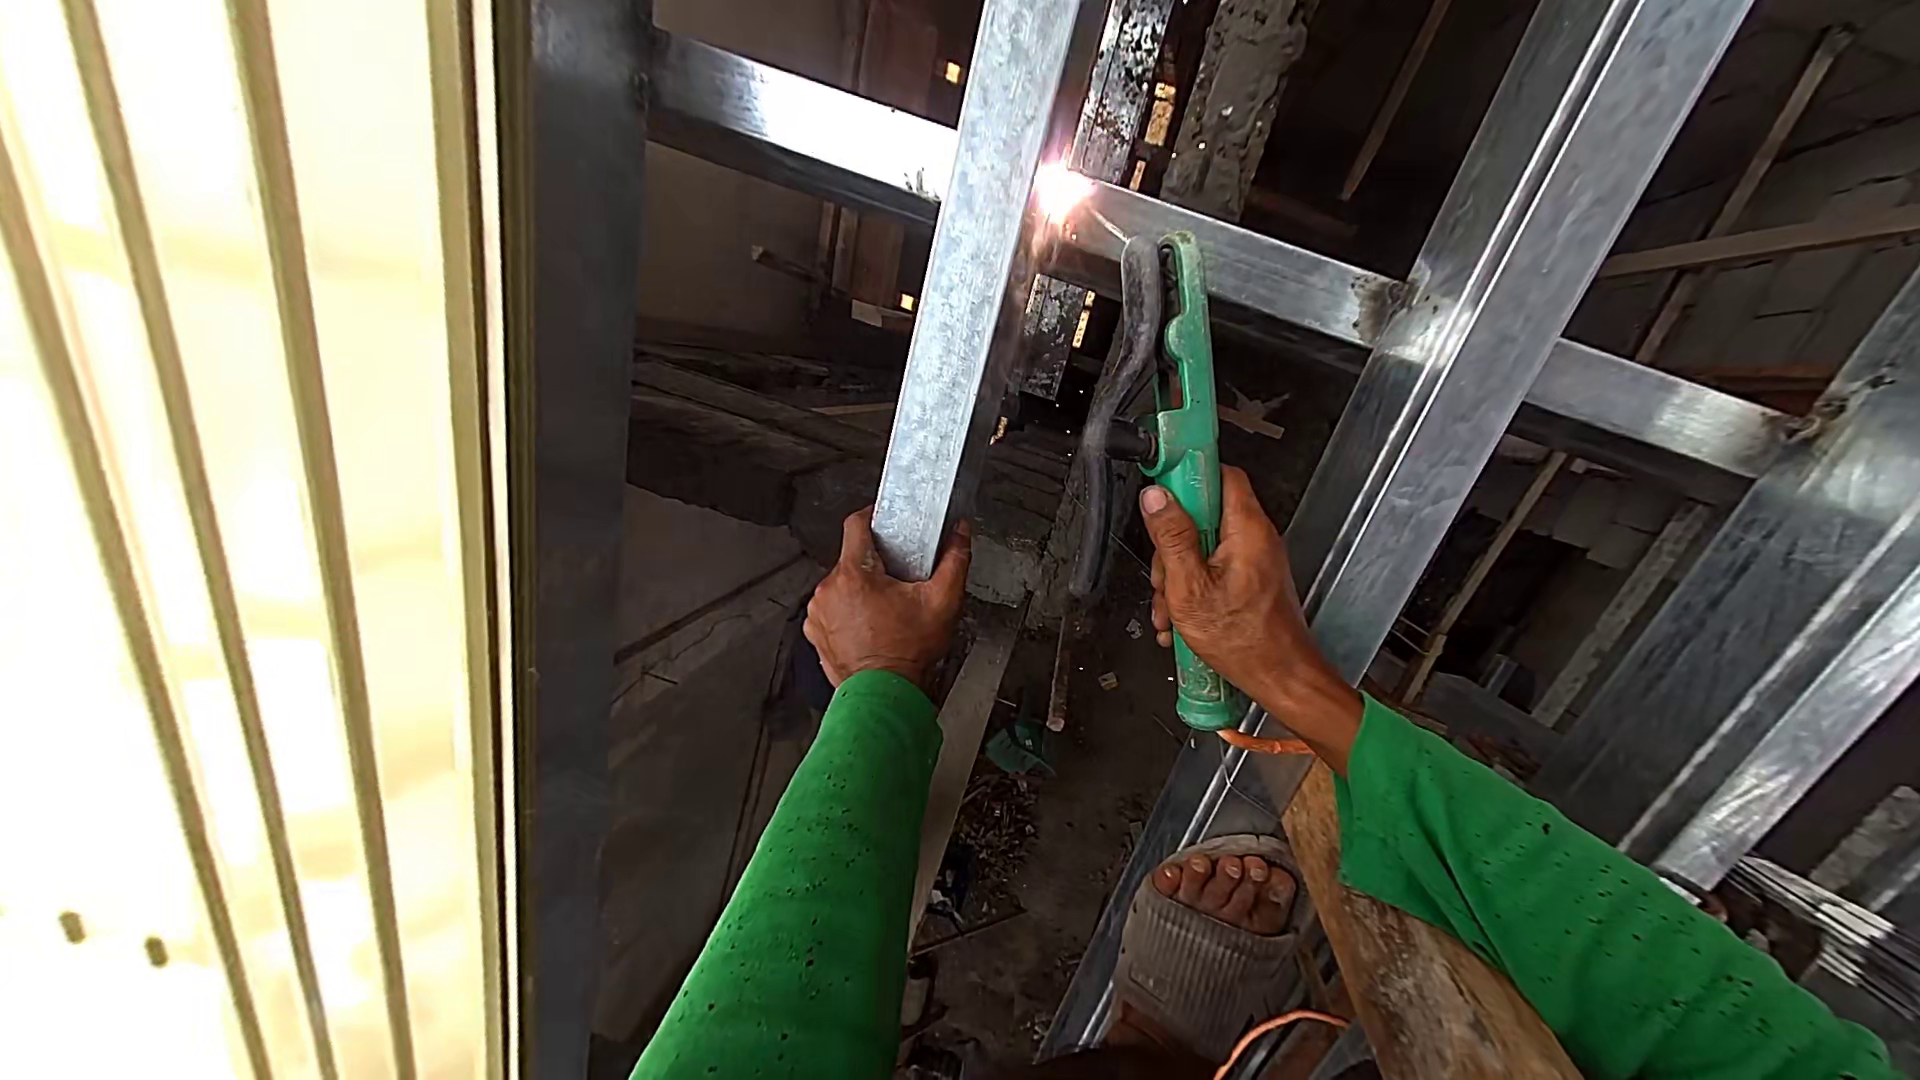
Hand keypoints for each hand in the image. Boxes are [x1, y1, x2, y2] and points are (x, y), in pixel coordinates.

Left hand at [803, 508, 971, 691]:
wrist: (886, 695)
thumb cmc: (907, 654)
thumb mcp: (943, 601)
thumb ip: (954, 560)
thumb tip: (959, 534)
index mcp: (855, 574)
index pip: (855, 524)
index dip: (871, 515)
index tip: (882, 519)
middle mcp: (829, 590)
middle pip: (852, 559)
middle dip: (875, 565)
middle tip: (897, 582)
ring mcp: (819, 613)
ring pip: (842, 585)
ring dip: (860, 590)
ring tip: (885, 609)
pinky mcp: (816, 632)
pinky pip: (832, 609)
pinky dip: (848, 613)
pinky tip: (870, 626)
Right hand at [1140, 466, 1361, 769]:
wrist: (1280, 678)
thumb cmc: (1246, 642)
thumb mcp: (1191, 588)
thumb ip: (1172, 538)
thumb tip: (1155, 497)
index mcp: (1246, 530)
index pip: (1219, 474)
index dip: (1186, 475)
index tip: (1159, 484)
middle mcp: (1254, 538)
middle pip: (1201, 514)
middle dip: (1171, 542)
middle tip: (1162, 570)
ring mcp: (1251, 558)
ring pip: (1200, 544)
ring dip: (1175, 572)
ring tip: (1169, 605)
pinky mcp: (1247, 577)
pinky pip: (1209, 566)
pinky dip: (1189, 585)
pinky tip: (1180, 614)